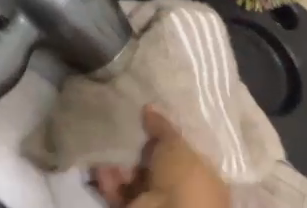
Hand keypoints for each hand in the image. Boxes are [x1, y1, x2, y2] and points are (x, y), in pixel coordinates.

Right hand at [91, 106, 230, 207]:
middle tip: (120, 127)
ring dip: (118, 162)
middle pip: (156, 165)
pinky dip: (108, 178)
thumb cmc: (185, 182)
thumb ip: (163, 128)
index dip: (166, 137)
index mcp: (206, 180)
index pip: (185, 154)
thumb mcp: (178, 147)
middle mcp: (184, 193)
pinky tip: (100, 166)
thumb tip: (150, 108)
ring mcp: (159, 203)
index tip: (146, 118)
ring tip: (106, 144)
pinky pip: (118, 188)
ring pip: (134, 176)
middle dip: (137, 148)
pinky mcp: (135, 207)